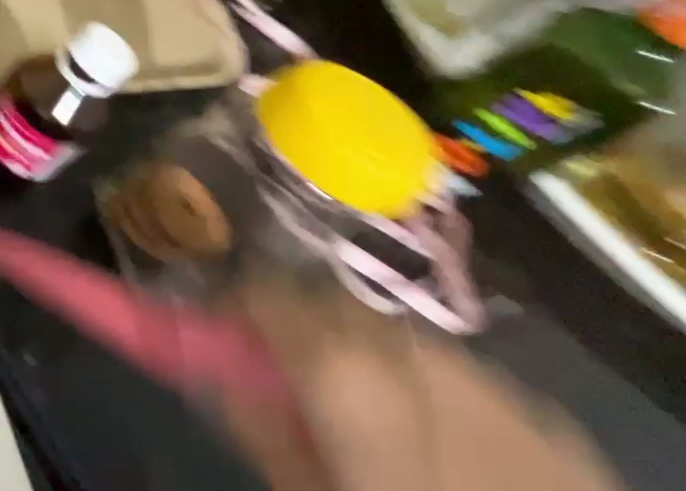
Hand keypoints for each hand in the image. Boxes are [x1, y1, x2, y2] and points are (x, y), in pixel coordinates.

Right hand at [219, 280, 623, 490]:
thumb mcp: (303, 487)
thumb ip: (254, 419)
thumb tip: (211, 368)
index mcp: (343, 366)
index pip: (264, 290)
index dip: (232, 301)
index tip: (215, 324)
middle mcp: (413, 350)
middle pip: (333, 303)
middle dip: (298, 320)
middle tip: (279, 362)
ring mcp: (490, 380)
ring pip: (399, 337)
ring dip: (364, 351)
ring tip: (361, 405)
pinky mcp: (549, 417)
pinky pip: (465, 378)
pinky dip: (430, 389)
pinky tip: (436, 441)